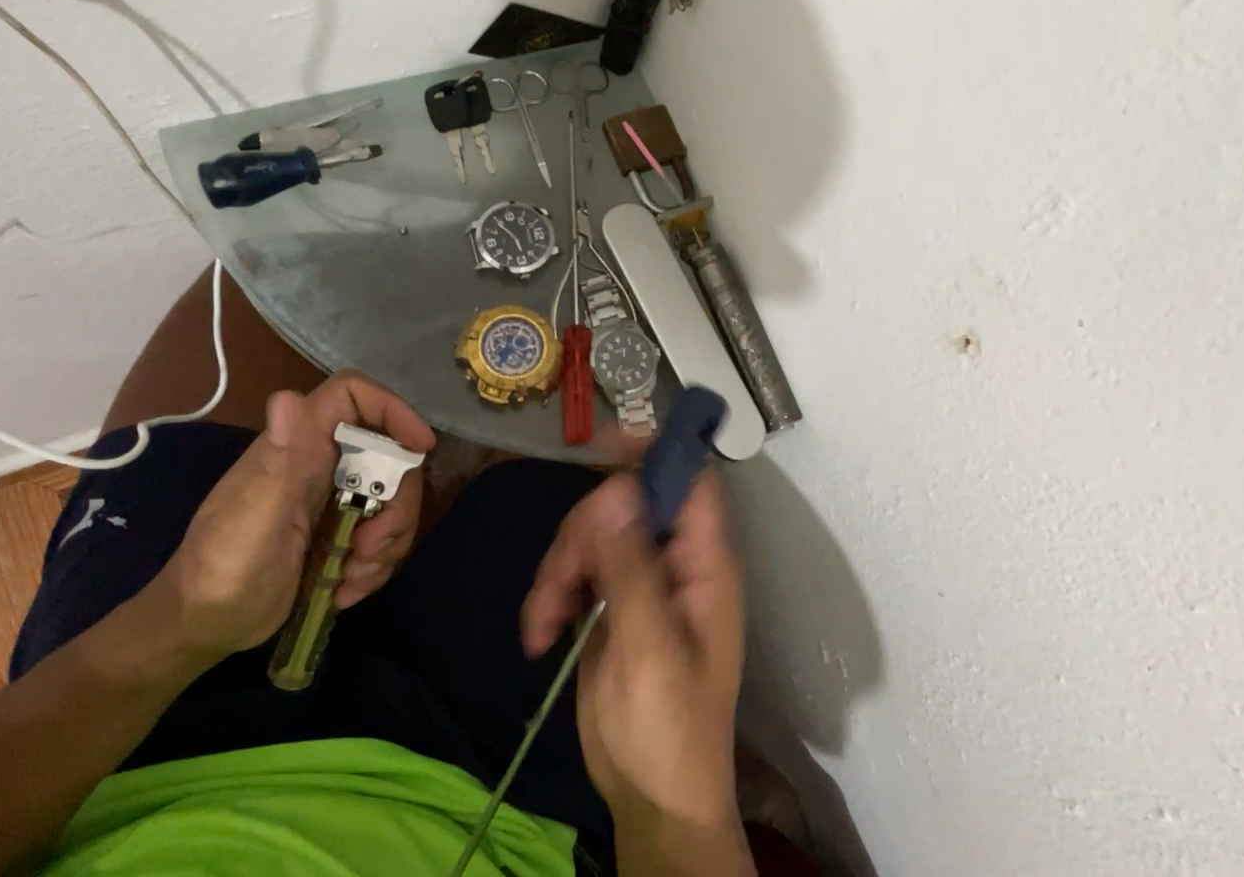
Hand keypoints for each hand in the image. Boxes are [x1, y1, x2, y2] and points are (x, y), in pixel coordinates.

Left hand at [148, 371, 435, 662]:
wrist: (203, 628)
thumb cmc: (219, 572)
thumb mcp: (250, 520)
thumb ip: (276, 463)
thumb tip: (287, 397)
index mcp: (297, 448)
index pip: (352, 398)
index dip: (392, 410)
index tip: (421, 447)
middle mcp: (320, 465)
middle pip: (390, 457)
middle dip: (396, 505)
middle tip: (371, 546)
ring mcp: (334, 501)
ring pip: (394, 501)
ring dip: (388, 543)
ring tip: (352, 578)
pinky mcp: (341, 534)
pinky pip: (385, 537)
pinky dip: (376, 567)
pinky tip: (344, 590)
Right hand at [521, 471, 745, 827]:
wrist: (653, 797)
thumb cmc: (669, 729)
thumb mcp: (650, 648)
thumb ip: (632, 567)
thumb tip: (617, 489)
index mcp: (703, 565)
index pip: (690, 482)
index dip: (655, 452)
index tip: (601, 445)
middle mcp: (674, 563)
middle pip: (622, 506)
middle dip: (581, 537)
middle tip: (562, 586)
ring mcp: (639, 583)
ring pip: (589, 537)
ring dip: (556, 573)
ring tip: (542, 627)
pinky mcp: (608, 606)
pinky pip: (573, 573)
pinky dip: (550, 595)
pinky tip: (540, 635)